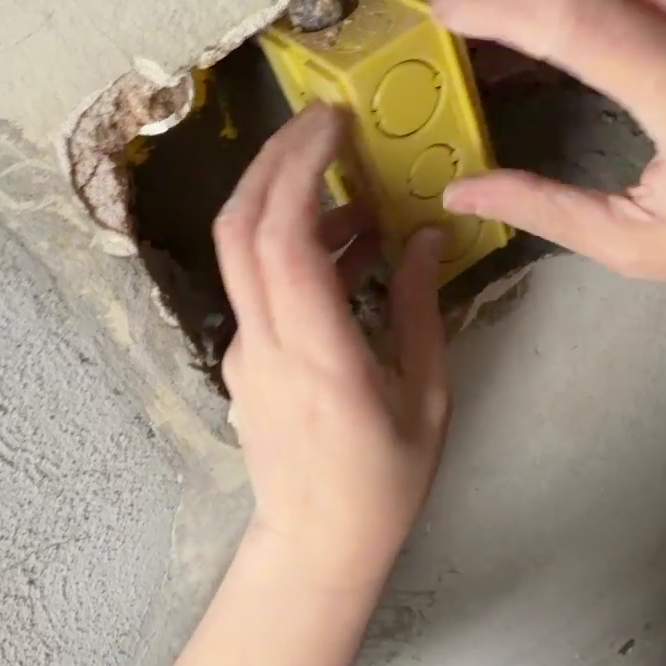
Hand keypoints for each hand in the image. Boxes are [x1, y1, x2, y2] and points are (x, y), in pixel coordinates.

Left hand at [212, 105, 451, 583]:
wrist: (314, 544)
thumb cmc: (382, 482)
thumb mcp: (425, 397)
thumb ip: (417, 309)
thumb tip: (423, 237)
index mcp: (317, 354)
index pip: (284, 238)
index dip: (299, 168)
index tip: (334, 124)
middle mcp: (264, 341)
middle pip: (241, 225)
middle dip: (275, 159)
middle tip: (324, 121)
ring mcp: (244, 348)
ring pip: (241, 249)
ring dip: (285, 200)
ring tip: (355, 191)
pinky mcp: (244, 354)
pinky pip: (259, 282)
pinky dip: (293, 246)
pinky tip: (345, 248)